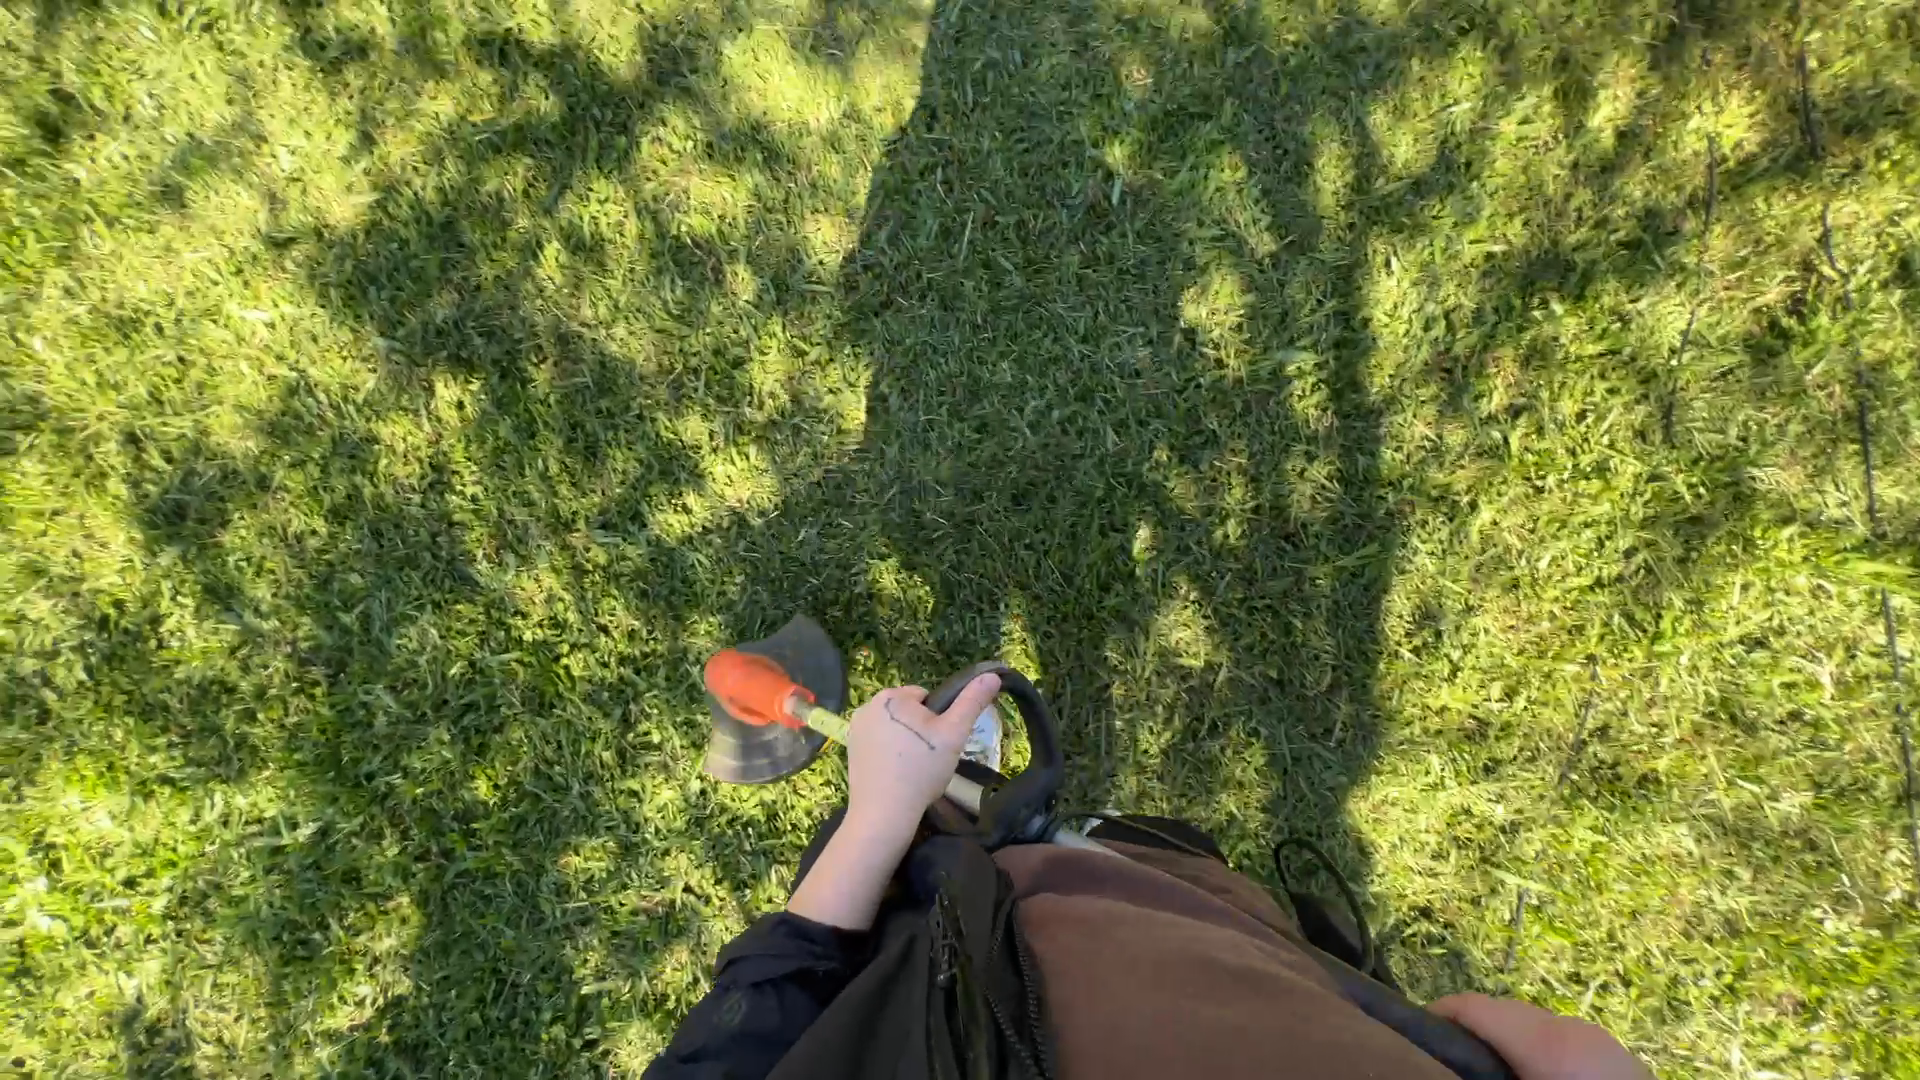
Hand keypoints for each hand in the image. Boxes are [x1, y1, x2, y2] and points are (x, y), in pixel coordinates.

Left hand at [785, 675, 1001, 930]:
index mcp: (892, 696)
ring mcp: (855, 728)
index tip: (937, 744)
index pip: (925, 698)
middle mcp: (868, 705)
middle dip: (920, 730)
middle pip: (908, 711)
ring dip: (905, 741)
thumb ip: (972, 701)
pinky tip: (895, 774)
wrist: (884, 813)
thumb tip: (993, 676)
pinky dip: (888, 753)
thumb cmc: (922, 770)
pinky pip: (879, 742)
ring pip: (894, 727)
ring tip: (912, 769)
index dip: (937, 720)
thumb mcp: (954, 733)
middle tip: (927, 759)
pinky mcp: (850, 749)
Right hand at [1429, 994, 1653, 1079]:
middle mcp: (1569, 1028)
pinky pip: (1569, 1042)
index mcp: (1542, 1041)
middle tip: (1455, 1057)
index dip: (1438, 1014)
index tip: (1418, 1033)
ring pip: (1537, 1024)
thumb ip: (1481, 1071)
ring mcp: (1601, 1041)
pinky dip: (1546, 1053)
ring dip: (1512, 1040)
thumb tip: (1446, 1064)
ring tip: (1497, 1068)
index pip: (1471, 1005)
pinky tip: (1542, 1075)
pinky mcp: (1625, 1059)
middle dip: (1475, 1028)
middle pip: (1503, 1010)